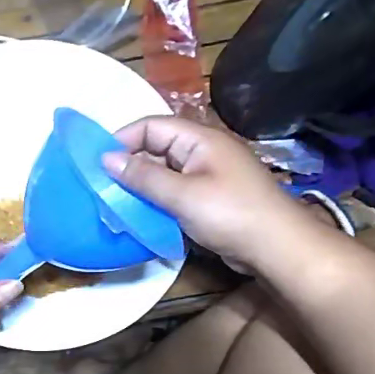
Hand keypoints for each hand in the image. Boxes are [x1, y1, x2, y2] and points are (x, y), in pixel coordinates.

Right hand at [103, 116, 310, 271]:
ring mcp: (207, 175)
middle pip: (156, 148)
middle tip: (102, 187)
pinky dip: (156, 201)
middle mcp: (203, 151)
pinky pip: (175, 192)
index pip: (151, 126)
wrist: (277, 247)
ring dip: (141, 186)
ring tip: (116, 204)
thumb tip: (106, 159)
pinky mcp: (209, 199)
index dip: (122, 140)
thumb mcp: (182, 195)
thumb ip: (143, 176)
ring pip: (164, 173)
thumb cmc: (230, 214)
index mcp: (199, 138)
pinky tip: (141, 217)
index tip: (97, 163)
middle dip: (129, 165)